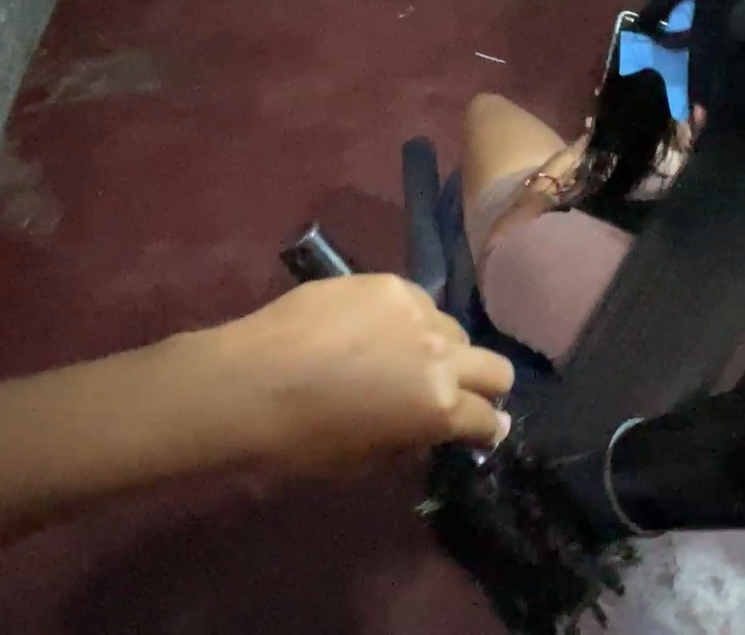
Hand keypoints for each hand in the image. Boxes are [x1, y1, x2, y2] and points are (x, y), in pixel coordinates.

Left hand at [181, 275, 514, 477]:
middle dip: (486, 385)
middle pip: (496, 367)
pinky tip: (371, 327)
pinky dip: (407, 320)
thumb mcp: (365, 461)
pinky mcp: (391, 283)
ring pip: (454, 330)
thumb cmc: (300, 439)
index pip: (487, 417)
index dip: (486, 427)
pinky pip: (418, 302)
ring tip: (401, 354)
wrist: (248, 382)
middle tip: (457, 391)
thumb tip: (434, 428)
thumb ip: (411, 441)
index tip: (481, 428)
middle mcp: (442, 355)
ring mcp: (419, 312)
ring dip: (440, 349)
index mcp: (438, 407)